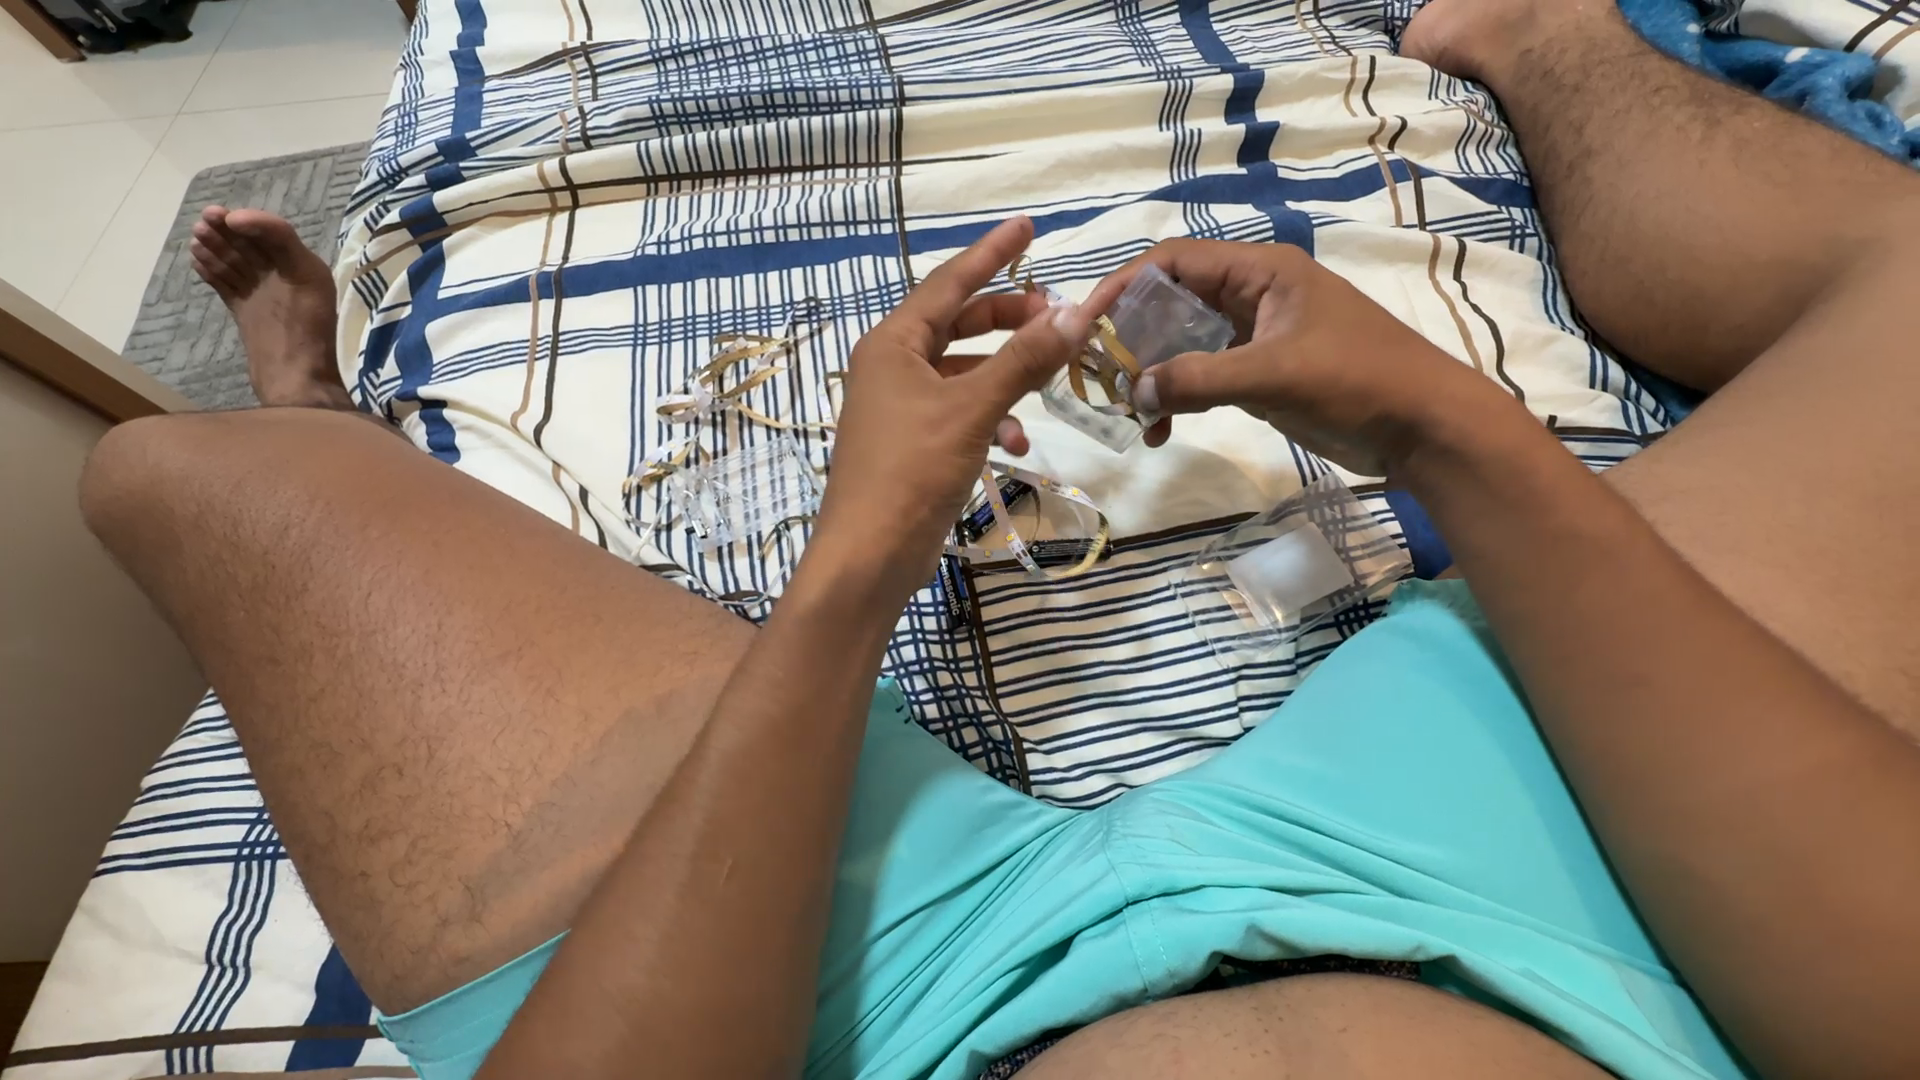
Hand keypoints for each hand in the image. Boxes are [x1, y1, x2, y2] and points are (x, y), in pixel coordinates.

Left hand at [810, 217, 1098, 595]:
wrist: (870, 555)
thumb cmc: (911, 470)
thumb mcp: (972, 409)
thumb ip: (1023, 360)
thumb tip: (1074, 313)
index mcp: (893, 344)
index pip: (948, 283)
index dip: (991, 253)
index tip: (1027, 228)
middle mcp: (892, 368)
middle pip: (959, 326)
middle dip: (1008, 321)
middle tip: (1056, 317)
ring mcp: (902, 408)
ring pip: (965, 374)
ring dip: (1007, 378)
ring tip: (1048, 383)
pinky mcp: (914, 445)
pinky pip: (961, 415)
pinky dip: (991, 421)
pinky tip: (1016, 444)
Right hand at [1086, 238, 1525, 477]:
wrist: (1423, 427)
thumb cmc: (1356, 381)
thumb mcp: (1272, 374)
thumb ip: (1196, 380)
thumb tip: (1132, 393)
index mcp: (1259, 271)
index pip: (1172, 263)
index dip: (1122, 288)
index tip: (1084, 326)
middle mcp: (1251, 295)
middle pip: (1170, 304)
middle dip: (1132, 341)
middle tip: (1103, 381)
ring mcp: (1254, 336)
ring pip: (1181, 345)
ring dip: (1152, 377)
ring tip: (1131, 414)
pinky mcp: (1258, 373)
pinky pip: (1201, 377)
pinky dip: (1177, 399)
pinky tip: (1161, 431)